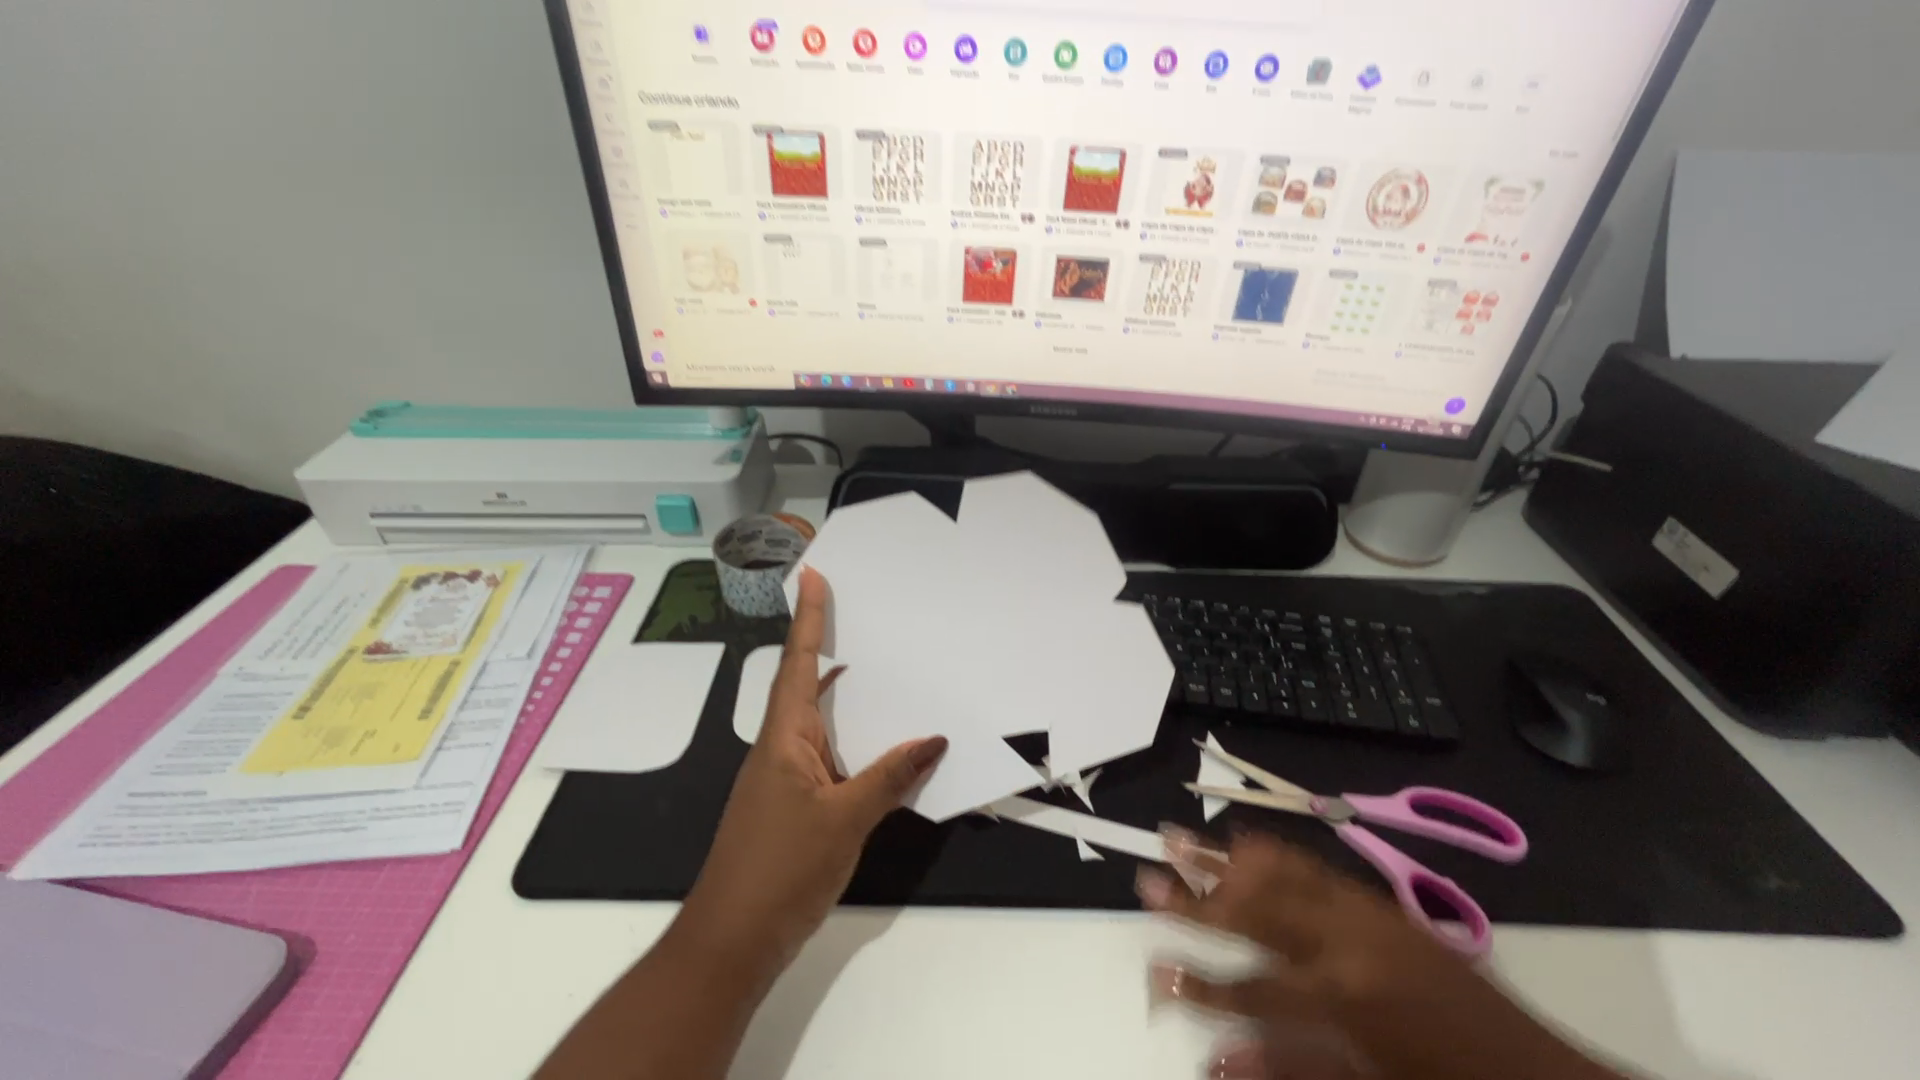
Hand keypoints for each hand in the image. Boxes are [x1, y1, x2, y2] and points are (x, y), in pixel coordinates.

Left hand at [674, 567, 947, 977]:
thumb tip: (933, 738)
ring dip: (848, 697)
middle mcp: (781, 747)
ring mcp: (786, 778)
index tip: (815, 576)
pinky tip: (884, 746)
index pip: (800, 664)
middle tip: (865, 612)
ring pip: (822, 723)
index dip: (810, 618)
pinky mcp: (796, 806)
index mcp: (784, 737)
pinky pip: (830, 758)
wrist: (734, 937)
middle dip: (830, 646)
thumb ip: (889, 776)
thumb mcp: (845, 819)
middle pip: (808, 685)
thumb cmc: (782, 867)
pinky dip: (856, 743)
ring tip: (886, 668)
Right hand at [1138, 830, 1622, 1079]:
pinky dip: (1274, 852)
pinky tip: (1247, 839)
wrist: (1536, 1076)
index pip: (1249, 990)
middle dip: (1196, 896)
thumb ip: (1287, 1067)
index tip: (1152, 973)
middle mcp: (1346, 948)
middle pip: (1254, 913)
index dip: (1196, 985)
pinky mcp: (1382, 906)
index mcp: (1342, 1003)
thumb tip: (1214, 1060)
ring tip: (1182, 835)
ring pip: (1280, 877)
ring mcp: (1365, 918)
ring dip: (1225, 858)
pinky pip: (1317, 869)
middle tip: (1148, 872)